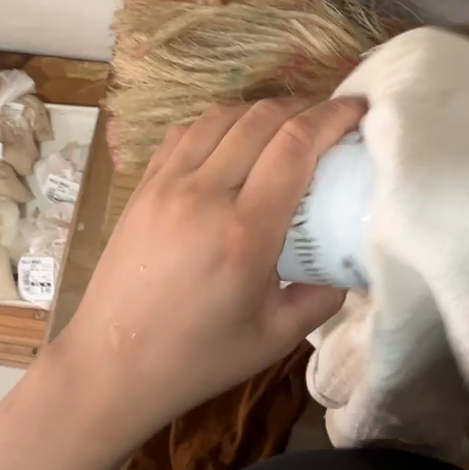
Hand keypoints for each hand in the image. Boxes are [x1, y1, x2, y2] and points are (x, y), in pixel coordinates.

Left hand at [50, 97, 364, 433]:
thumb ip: (323, 295)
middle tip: (331, 116)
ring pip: (224, 114)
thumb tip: (350, 259)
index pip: (294, 145)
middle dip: (305, 107)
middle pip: (263, 118)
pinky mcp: (144, 182)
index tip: (357, 110)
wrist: (111, 362)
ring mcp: (168, 181)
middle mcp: (205, 193)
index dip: (332, 117)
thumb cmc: (198, 357)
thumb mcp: (275, 337)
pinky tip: (236, 136)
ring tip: (288, 122)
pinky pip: (188, 129)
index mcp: (244, 232)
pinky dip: (221, 121)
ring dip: (264, 109)